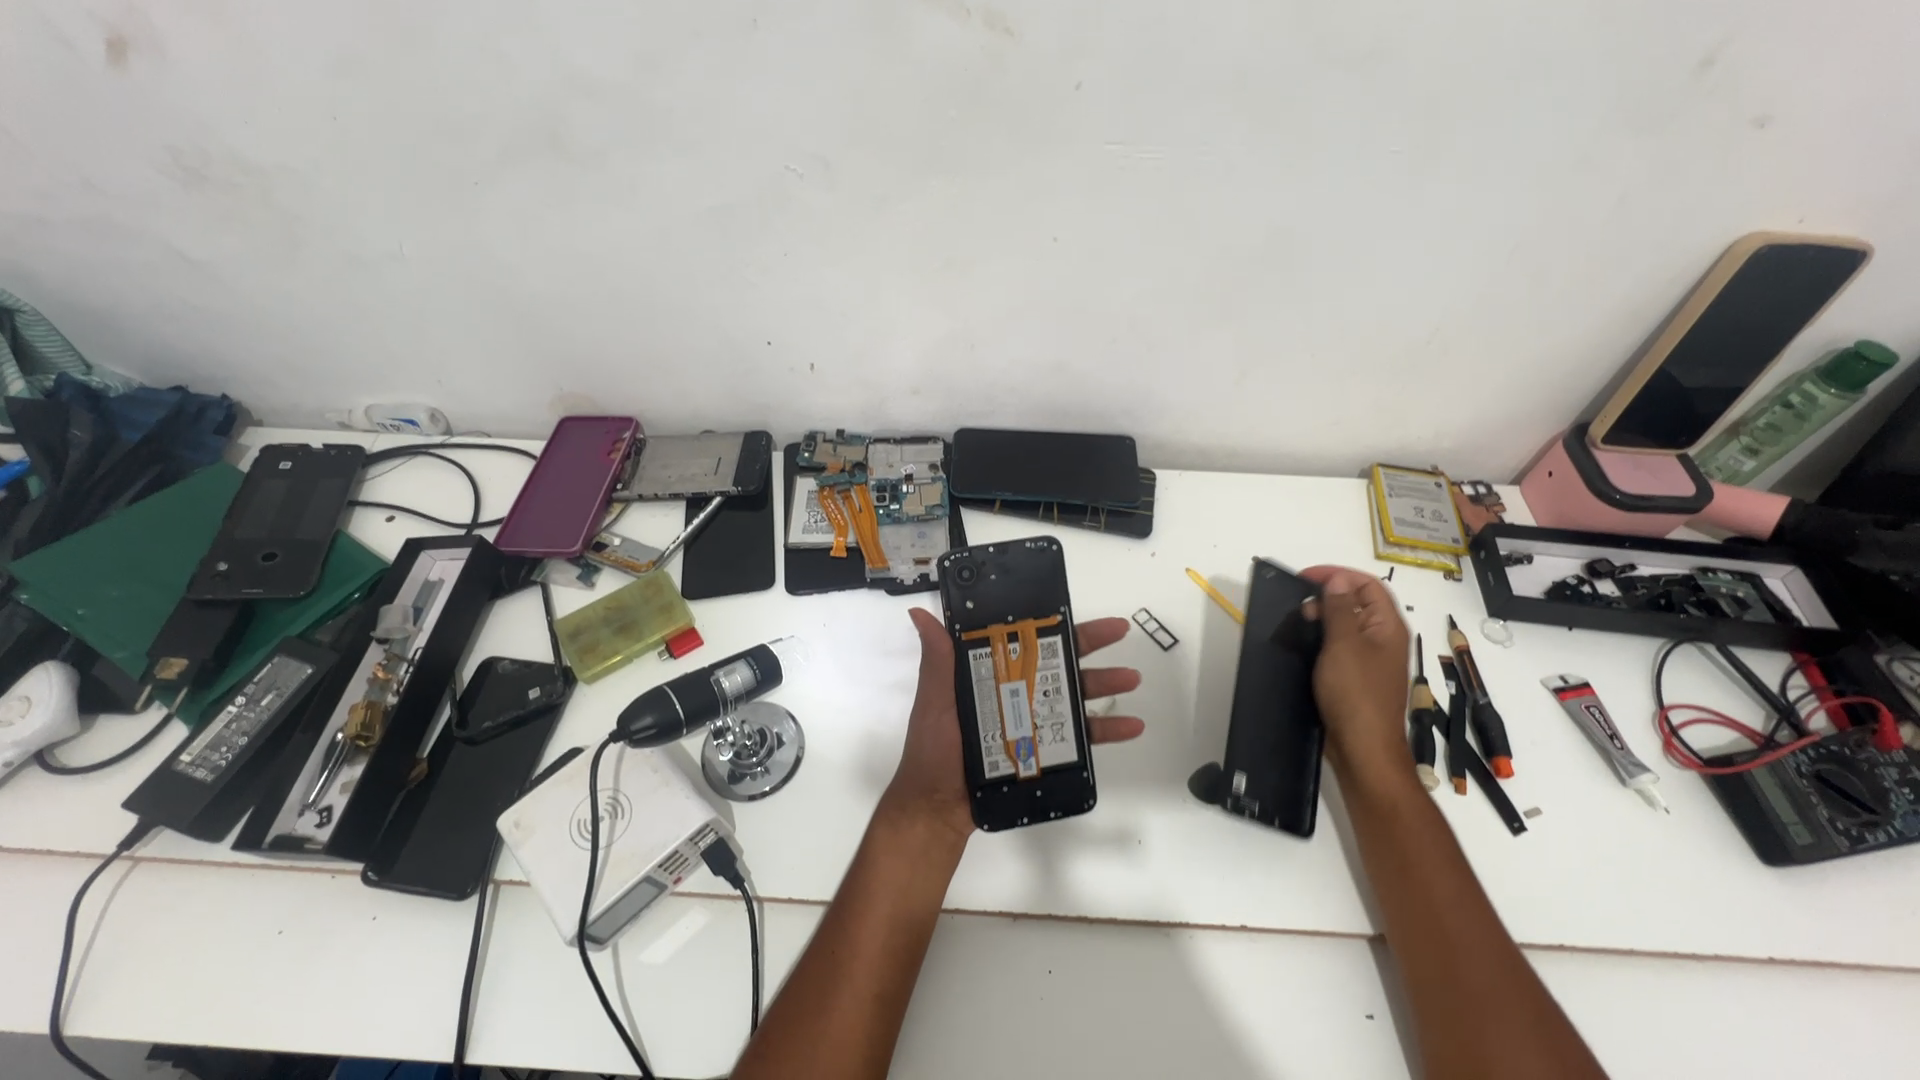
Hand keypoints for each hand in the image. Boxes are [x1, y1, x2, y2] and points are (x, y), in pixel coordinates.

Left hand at [882, 608, 1145, 840]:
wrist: (939, 809)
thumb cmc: (934, 751)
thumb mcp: (935, 702)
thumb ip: (938, 662)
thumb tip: (920, 614)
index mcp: (988, 674)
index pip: (1023, 641)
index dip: (1049, 622)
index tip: (1071, 608)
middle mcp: (1013, 692)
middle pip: (1056, 662)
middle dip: (1090, 645)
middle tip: (1121, 631)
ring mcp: (1031, 721)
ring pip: (1074, 696)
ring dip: (1104, 684)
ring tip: (1132, 679)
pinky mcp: (1044, 751)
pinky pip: (1080, 738)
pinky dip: (1107, 730)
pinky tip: (1131, 726)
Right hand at [1298, 566, 1411, 775]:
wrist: (1363, 746)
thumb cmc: (1355, 692)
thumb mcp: (1344, 644)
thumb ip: (1339, 609)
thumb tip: (1337, 580)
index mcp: (1388, 625)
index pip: (1367, 584)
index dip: (1337, 575)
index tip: (1304, 578)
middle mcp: (1384, 638)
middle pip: (1359, 602)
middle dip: (1328, 596)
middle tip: (1301, 609)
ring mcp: (1372, 659)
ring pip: (1348, 625)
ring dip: (1324, 618)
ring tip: (1300, 626)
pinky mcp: (1357, 677)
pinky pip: (1342, 646)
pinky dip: (1324, 640)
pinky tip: (1306, 647)